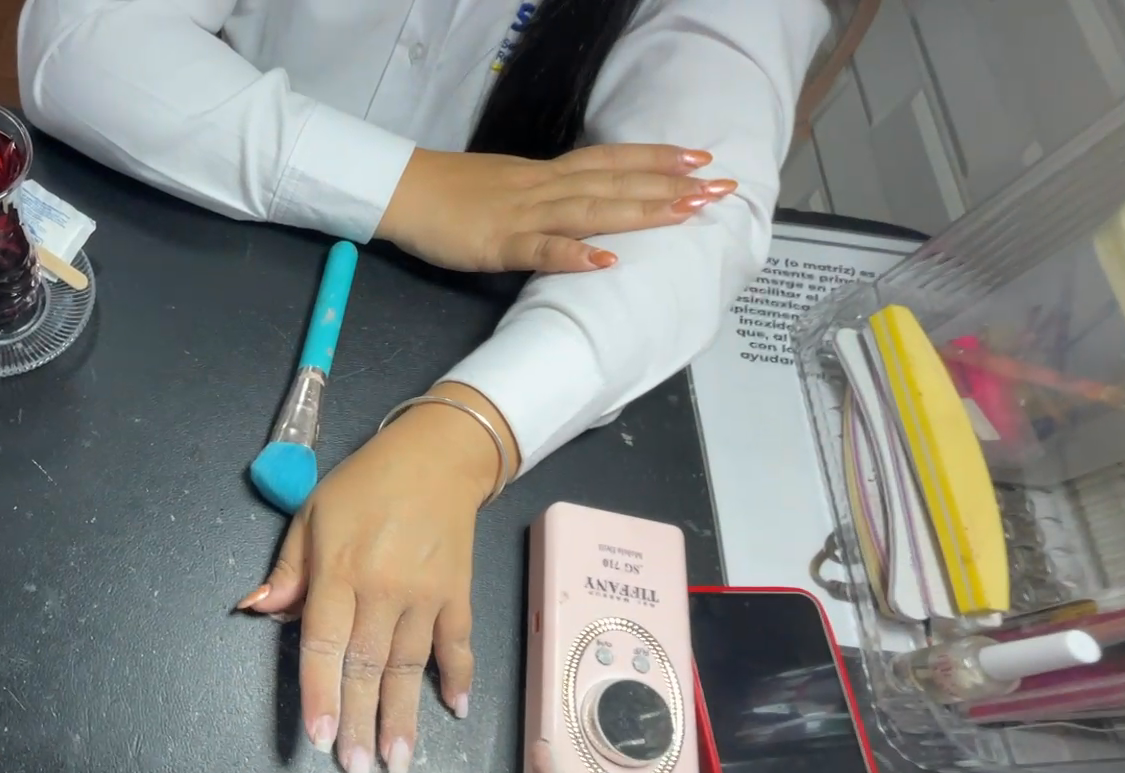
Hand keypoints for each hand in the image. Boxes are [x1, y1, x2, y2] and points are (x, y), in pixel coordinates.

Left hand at [236, 382, 513, 772]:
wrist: (436, 457)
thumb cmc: (362, 487)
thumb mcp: (311, 516)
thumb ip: (288, 570)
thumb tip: (255, 611)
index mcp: (339, 571)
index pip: (324, 643)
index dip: (320, 692)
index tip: (320, 738)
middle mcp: (382, 589)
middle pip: (368, 665)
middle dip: (362, 723)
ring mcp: (426, 595)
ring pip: (410, 665)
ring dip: (405, 716)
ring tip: (400, 764)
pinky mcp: (458, 593)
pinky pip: (458, 642)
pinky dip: (458, 676)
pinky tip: (455, 711)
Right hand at [375, 145, 733, 272]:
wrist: (404, 192)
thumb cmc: (446, 194)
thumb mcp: (499, 190)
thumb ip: (533, 201)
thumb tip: (559, 214)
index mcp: (542, 176)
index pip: (607, 162)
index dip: (653, 160)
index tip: (698, 159)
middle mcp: (542, 189)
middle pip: (613, 184)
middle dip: (668, 186)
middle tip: (720, 189)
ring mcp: (522, 215)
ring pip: (590, 209)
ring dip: (640, 210)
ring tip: (686, 212)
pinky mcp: (497, 243)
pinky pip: (540, 248)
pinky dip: (573, 254)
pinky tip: (605, 260)